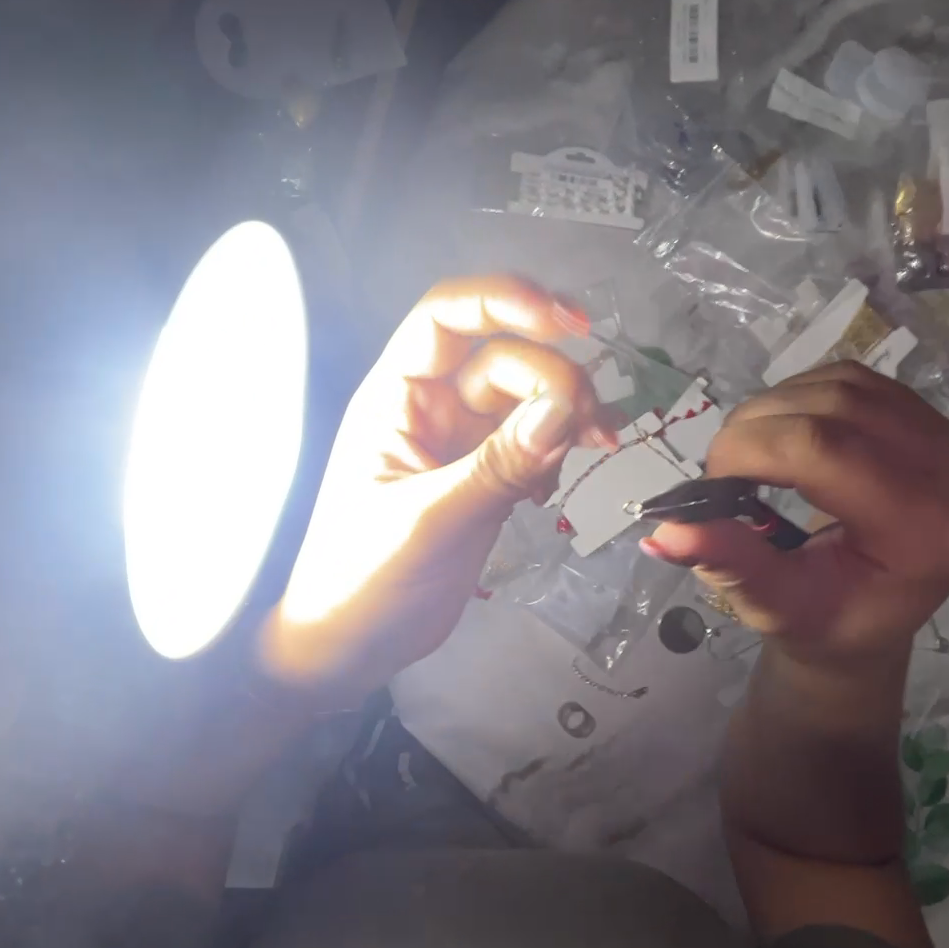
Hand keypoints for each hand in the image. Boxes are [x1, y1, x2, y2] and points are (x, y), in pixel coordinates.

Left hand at [257, 276, 613, 705]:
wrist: (350, 646)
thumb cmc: (364, 577)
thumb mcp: (431, 518)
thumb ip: (497, 464)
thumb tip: (566, 406)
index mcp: (394, 399)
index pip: (445, 320)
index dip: (503, 302)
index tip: (568, 322)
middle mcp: (428, 411)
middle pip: (502, 360)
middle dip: (552, 378)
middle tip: (592, 425)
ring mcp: (457, 448)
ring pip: (523, 403)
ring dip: (565, 414)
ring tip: (598, 445)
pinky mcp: (481, 483)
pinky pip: (528, 447)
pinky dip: (552, 454)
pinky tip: (550, 490)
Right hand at [641, 362, 948, 671]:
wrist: (867, 622)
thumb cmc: (823, 625)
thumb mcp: (773, 605)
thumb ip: (729, 563)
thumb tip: (662, 532)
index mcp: (928, 529)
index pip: (824, 449)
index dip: (748, 450)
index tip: (710, 484)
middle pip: (833, 407)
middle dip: (755, 429)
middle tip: (721, 472)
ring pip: (841, 386)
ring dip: (774, 409)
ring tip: (747, 455)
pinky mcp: (939, 422)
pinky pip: (855, 382)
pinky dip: (801, 398)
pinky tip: (783, 435)